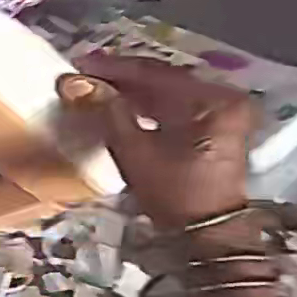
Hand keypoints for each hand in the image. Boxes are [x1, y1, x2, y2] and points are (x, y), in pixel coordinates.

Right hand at [57, 55, 256, 231]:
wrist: (205, 233)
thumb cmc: (174, 192)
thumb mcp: (135, 151)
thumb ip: (107, 111)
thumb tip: (74, 82)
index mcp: (212, 100)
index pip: (156, 74)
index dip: (114, 68)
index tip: (81, 63)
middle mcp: (222, 98)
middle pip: (163, 78)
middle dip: (121, 76)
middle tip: (84, 71)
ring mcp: (218, 112)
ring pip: (166, 90)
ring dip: (130, 89)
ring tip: (94, 84)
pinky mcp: (209, 126)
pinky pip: (171, 104)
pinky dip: (143, 103)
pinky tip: (117, 102)